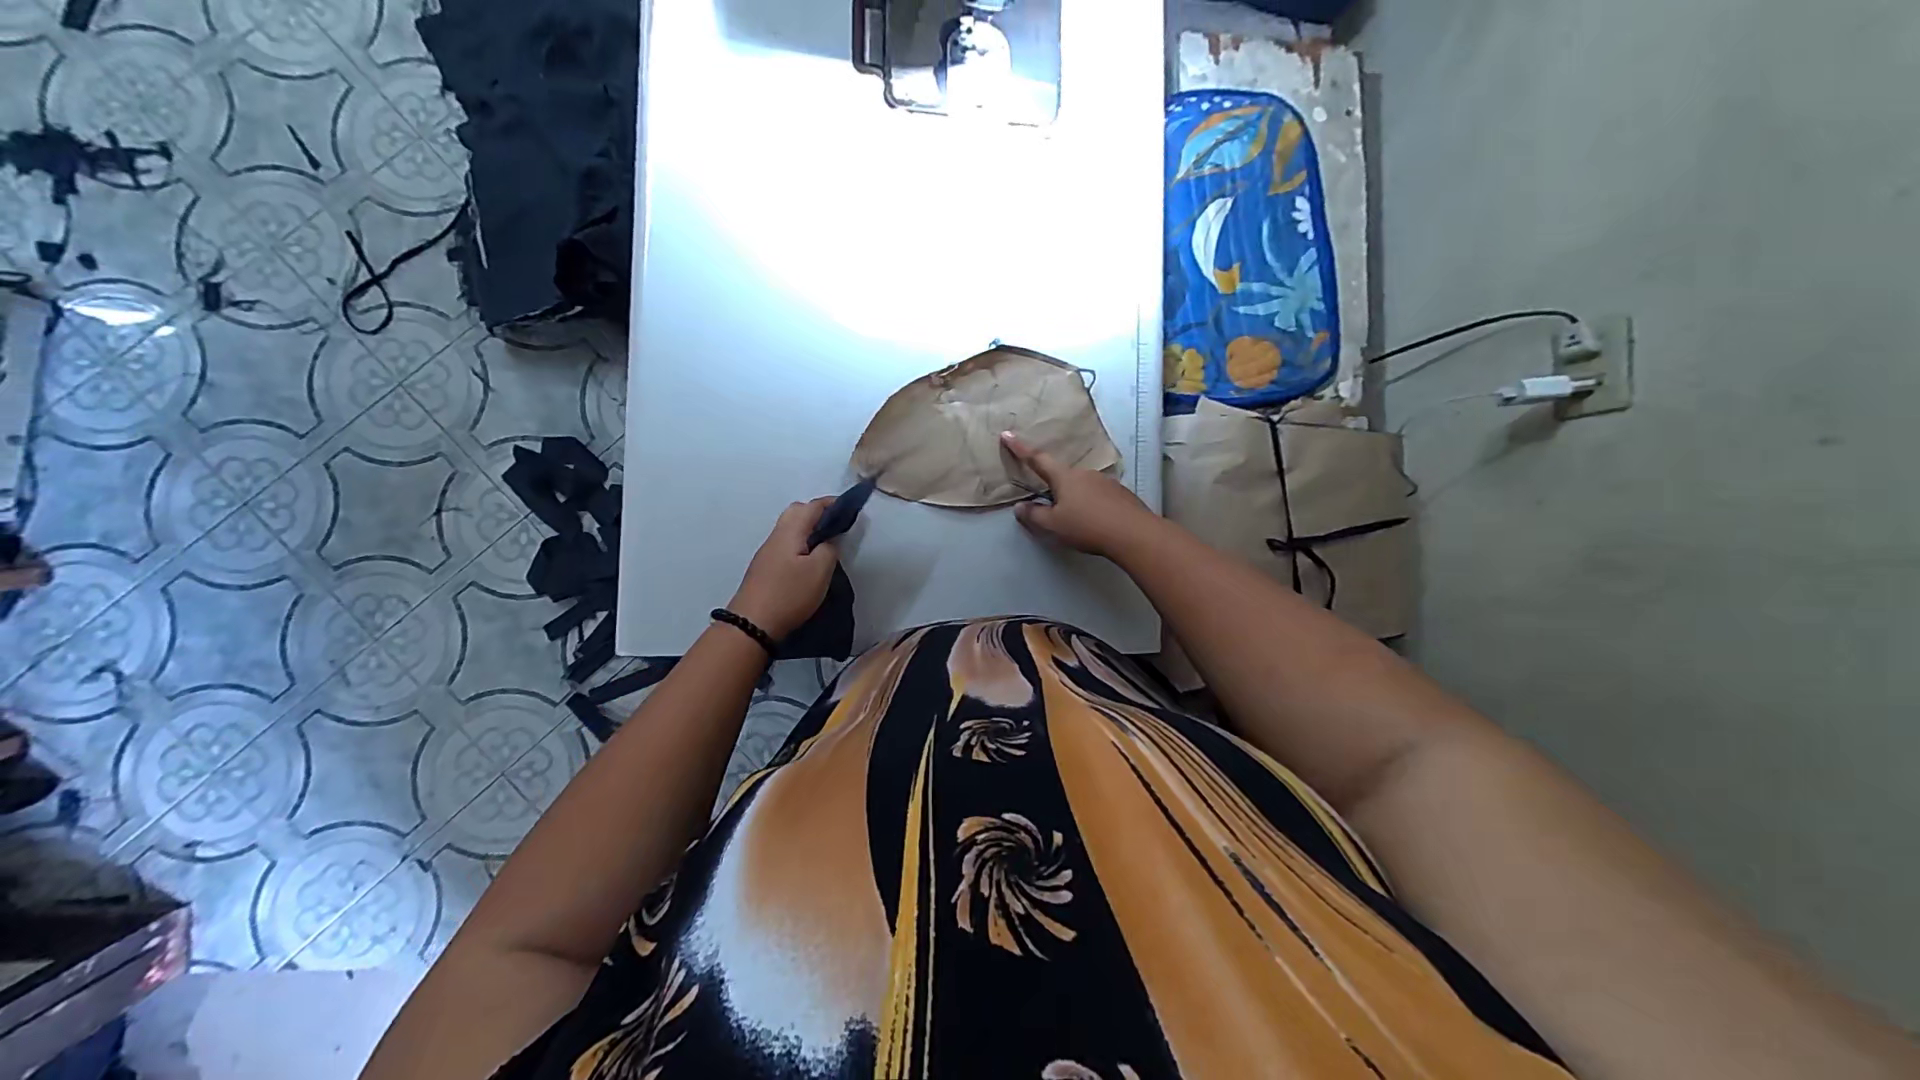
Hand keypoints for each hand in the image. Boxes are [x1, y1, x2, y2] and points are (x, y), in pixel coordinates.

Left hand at [727, 499, 841, 639]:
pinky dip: (801, 543)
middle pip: (797, 512)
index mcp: (790, 531)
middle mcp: (776, 536)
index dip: (832, 503)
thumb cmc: (789, 594)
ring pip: (790, 529)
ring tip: (827, 543)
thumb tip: (828, 540)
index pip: (812, 506)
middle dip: (818, 513)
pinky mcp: (765, 568)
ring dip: (809, 529)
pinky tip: (809, 560)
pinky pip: (786, 544)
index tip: (850, 509)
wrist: (752, 624)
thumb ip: (829, 549)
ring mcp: (768, 552)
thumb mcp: (820, 571)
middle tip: (837, 525)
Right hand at [1001, 431, 1157, 558]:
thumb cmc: (1087, 527)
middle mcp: (1084, 473)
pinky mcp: (1120, 493)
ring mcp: (1105, 481)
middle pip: (1062, 477)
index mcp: (1064, 477)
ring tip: (1078, 522)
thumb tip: (1020, 507)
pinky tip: (1097, 522)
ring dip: (1076, 499)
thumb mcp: (1054, 525)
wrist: (1133, 533)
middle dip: (1054, 489)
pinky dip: (1093, 506)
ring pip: (1082, 487)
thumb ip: (1034, 516)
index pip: (1037, 460)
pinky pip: (1099, 496)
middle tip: (1053, 510)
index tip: (1007, 434)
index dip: (1020, 448)